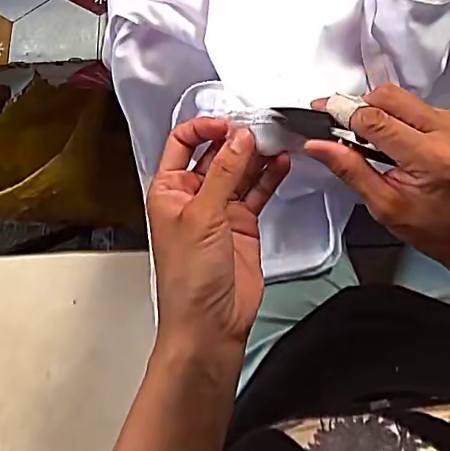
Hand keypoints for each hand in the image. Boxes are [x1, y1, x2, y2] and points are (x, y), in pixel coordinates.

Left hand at [146, 118, 291, 363]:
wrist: (209, 326)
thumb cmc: (187, 281)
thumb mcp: (202, 217)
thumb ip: (223, 174)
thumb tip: (238, 139)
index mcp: (169, 188)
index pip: (182, 142)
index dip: (203, 128)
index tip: (227, 124)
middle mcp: (193, 194)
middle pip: (215, 153)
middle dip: (235, 139)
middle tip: (258, 128)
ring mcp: (219, 208)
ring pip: (239, 169)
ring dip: (256, 155)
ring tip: (274, 140)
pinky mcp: (242, 222)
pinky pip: (257, 190)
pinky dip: (269, 176)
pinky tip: (280, 163)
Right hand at [303, 83, 449, 275]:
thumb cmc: (436, 227)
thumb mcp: (383, 205)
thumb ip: (348, 168)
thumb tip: (317, 144)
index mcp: (432, 158)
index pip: (375, 119)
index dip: (343, 114)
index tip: (322, 113)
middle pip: (387, 97)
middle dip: (359, 109)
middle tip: (344, 130)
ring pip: (400, 96)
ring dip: (377, 111)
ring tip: (372, 140)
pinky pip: (414, 103)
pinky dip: (396, 116)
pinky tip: (394, 139)